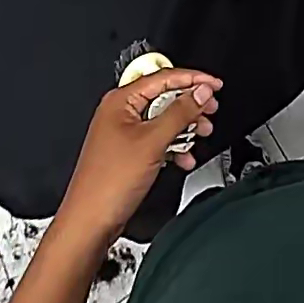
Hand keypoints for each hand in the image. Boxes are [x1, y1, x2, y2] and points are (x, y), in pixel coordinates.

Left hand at [59, 68, 221, 238]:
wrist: (89, 225)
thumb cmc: (107, 185)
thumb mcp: (153, 141)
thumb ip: (181, 112)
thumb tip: (201, 91)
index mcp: (121, 101)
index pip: (164, 77)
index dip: (193, 79)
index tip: (214, 84)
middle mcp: (121, 112)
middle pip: (165, 96)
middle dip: (191, 104)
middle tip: (211, 107)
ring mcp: (124, 132)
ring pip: (164, 118)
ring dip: (186, 126)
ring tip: (202, 131)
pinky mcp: (130, 150)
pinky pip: (159, 137)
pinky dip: (175, 145)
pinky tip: (185, 156)